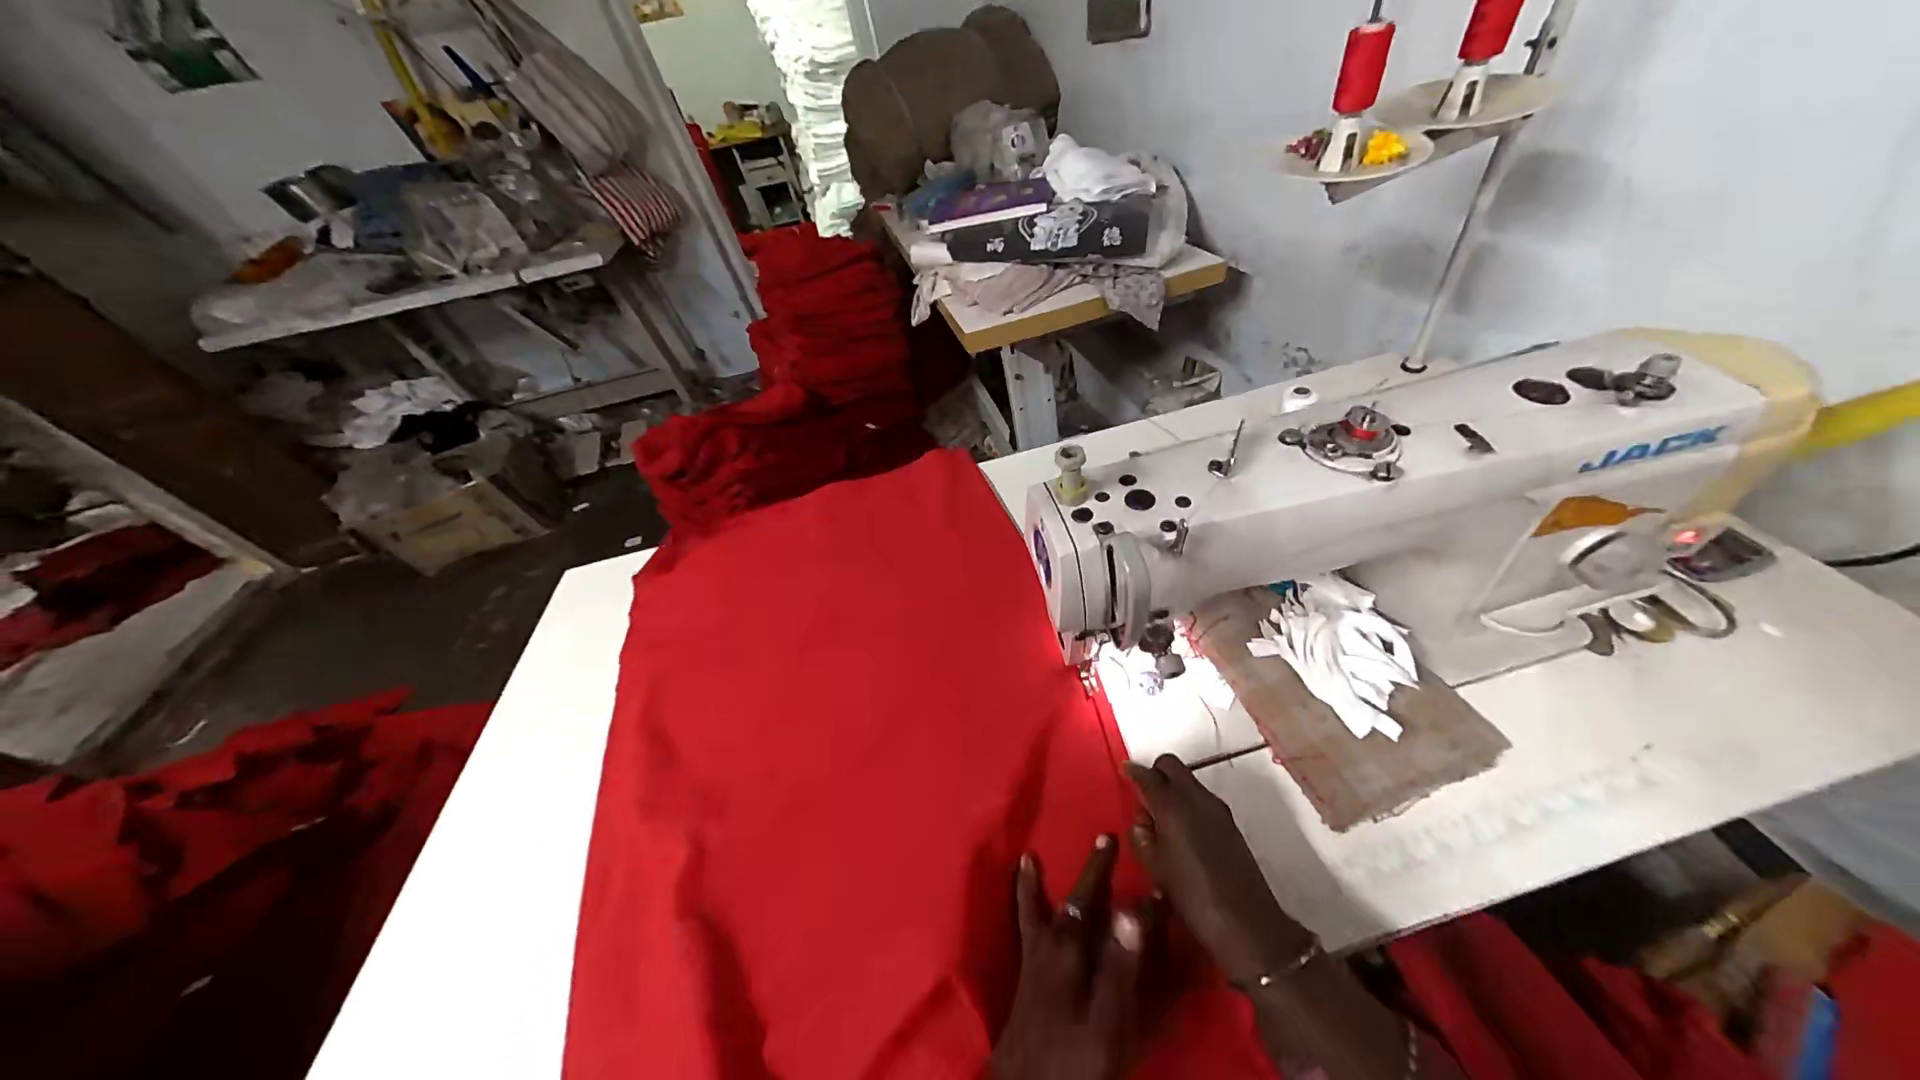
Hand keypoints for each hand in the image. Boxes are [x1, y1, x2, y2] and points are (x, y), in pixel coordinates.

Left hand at [990, 836, 1154, 1079]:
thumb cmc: (1072, 1058)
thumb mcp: (1107, 1018)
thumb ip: (1120, 965)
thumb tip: (1132, 910)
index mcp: (1069, 948)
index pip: (1104, 907)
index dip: (1136, 898)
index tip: (1158, 882)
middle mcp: (1048, 942)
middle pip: (1073, 897)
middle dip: (1092, 870)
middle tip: (1104, 839)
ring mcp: (1033, 957)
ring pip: (1036, 906)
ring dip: (1039, 882)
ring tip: (1029, 859)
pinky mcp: (1026, 974)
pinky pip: (1022, 925)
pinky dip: (1020, 906)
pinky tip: (1022, 910)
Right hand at [1126, 755, 1313, 984]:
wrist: (1246, 922)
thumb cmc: (1192, 896)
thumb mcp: (1154, 867)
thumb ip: (1141, 835)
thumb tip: (1144, 819)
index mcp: (1172, 806)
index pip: (1147, 775)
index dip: (1133, 772)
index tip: (1124, 772)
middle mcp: (1195, 798)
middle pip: (1170, 765)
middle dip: (1154, 773)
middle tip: (1144, 800)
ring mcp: (1216, 808)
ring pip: (1188, 780)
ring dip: (1172, 788)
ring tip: (1162, 822)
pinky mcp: (1229, 821)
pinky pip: (1201, 798)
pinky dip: (1187, 802)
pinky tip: (1182, 833)